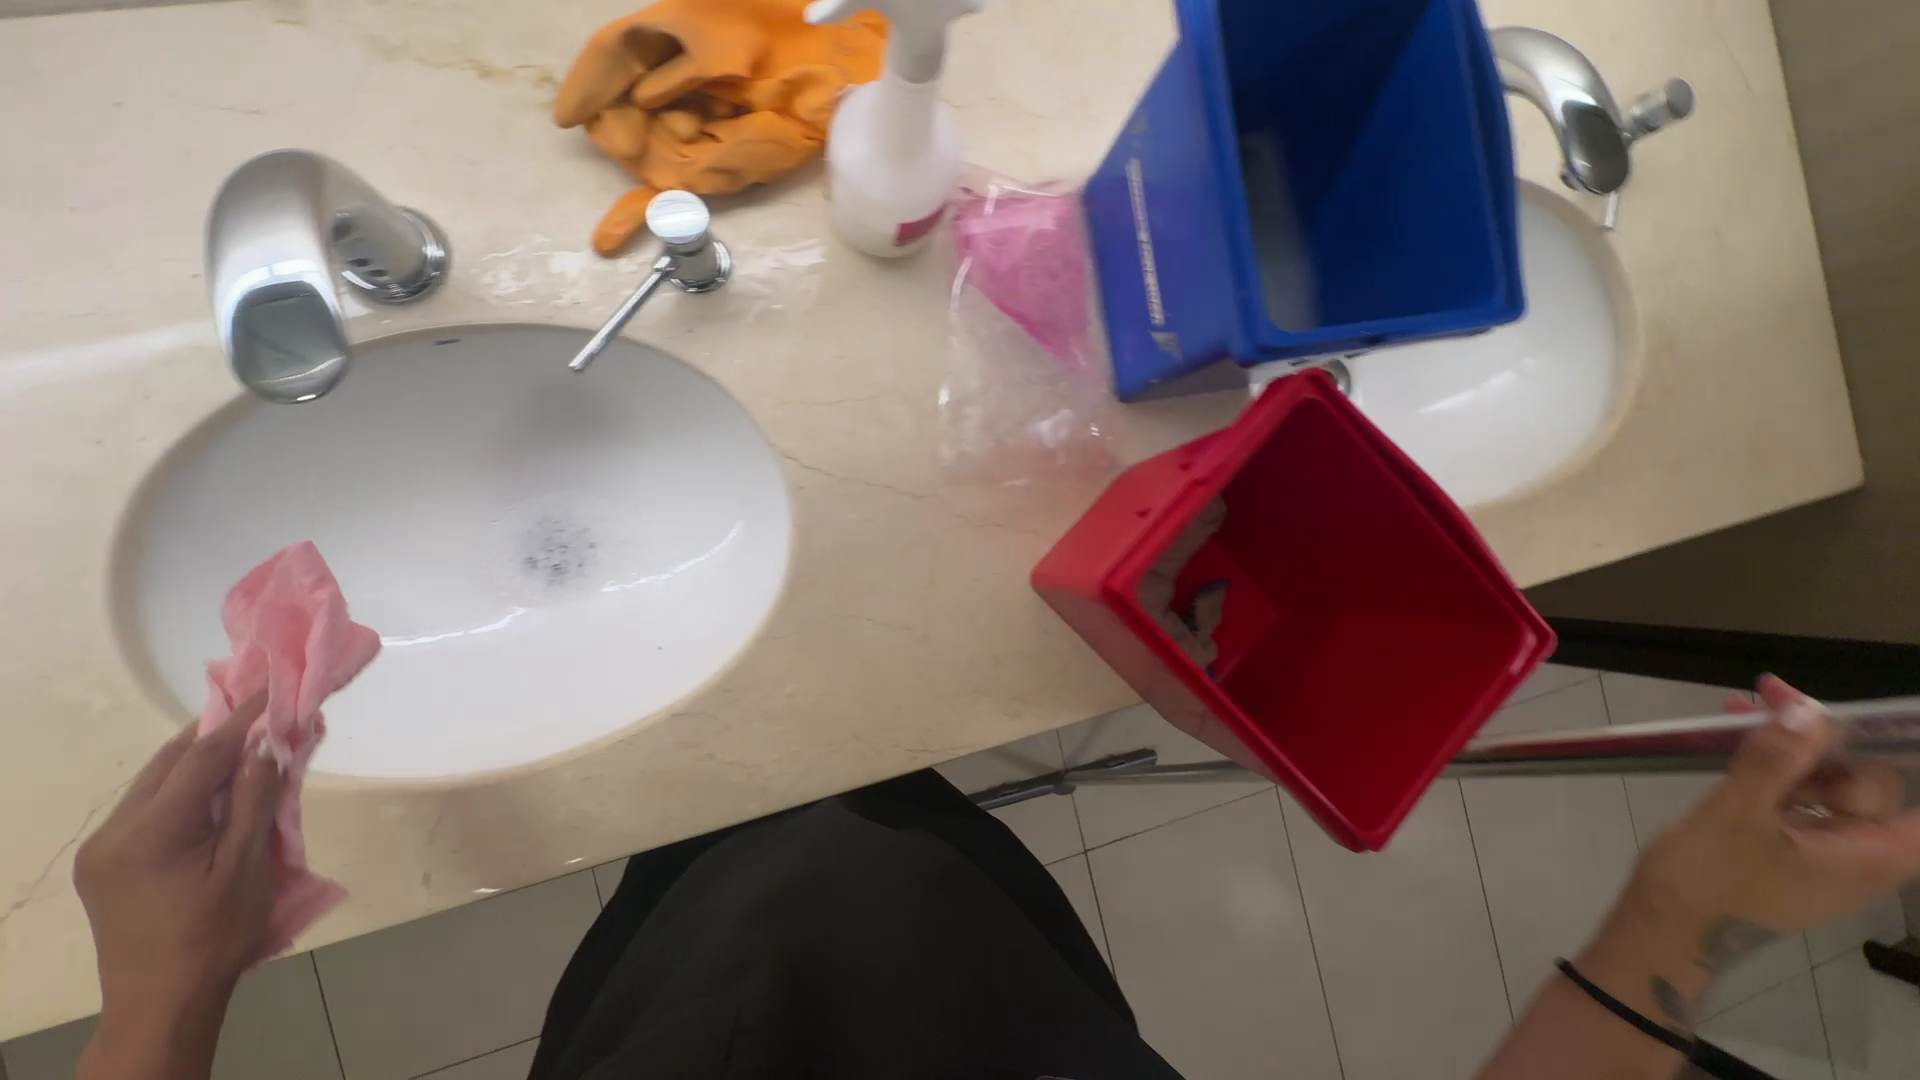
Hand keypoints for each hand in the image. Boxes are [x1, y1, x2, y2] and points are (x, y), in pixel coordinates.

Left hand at [75, 694, 284, 1013]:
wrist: (163, 998)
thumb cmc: (217, 930)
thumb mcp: (248, 863)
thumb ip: (254, 799)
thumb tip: (266, 746)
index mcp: (150, 832)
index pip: (202, 757)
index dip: (240, 720)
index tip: (272, 690)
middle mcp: (114, 833)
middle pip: (170, 763)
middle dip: (217, 731)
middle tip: (262, 707)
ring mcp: (104, 849)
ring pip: (156, 782)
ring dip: (202, 758)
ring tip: (249, 741)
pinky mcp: (108, 863)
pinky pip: (150, 806)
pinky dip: (188, 786)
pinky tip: (220, 785)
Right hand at [1593, 676, 1919, 1024]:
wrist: (1665, 926)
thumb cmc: (1708, 876)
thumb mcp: (1735, 813)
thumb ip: (1774, 761)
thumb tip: (1806, 709)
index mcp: (1873, 853)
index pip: (1908, 793)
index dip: (1886, 747)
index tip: (1841, 710)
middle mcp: (1863, 854)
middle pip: (1863, 783)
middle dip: (1816, 739)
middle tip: (1763, 697)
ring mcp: (1824, 853)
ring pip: (1822, 787)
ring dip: (1786, 750)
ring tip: (1739, 711)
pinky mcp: (1788, 850)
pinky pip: (1794, 801)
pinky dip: (1770, 772)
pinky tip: (1735, 746)